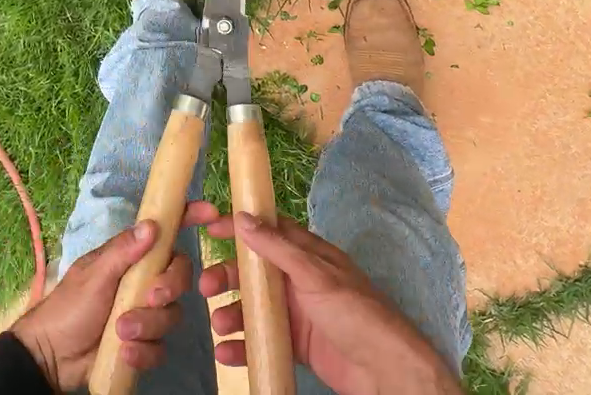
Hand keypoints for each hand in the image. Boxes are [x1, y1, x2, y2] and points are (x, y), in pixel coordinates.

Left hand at [12, 201, 219, 390]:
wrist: (52, 356)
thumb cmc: (69, 306)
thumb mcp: (94, 274)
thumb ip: (123, 251)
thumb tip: (152, 225)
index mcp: (132, 256)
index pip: (166, 232)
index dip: (188, 218)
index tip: (210, 213)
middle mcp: (144, 281)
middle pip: (180, 275)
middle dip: (168, 286)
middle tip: (150, 297)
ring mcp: (146, 313)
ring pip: (171, 315)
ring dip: (148, 325)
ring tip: (121, 332)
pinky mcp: (145, 343)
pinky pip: (161, 347)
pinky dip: (144, 352)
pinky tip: (125, 353)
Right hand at [202, 212, 463, 394]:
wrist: (386, 372)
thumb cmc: (354, 312)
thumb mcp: (315, 274)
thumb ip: (278, 247)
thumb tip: (243, 217)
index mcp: (306, 254)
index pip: (266, 231)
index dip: (238, 227)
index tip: (209, 228)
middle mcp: (297, 279)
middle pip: (252, 272)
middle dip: (226, 277)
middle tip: (204, 287)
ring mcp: (296, 313)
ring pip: (253, 307)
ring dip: (231, 313)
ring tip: (218, 326)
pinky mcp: (296, 344)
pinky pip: (262, 339)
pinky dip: (242, 345)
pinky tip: (228, 353)